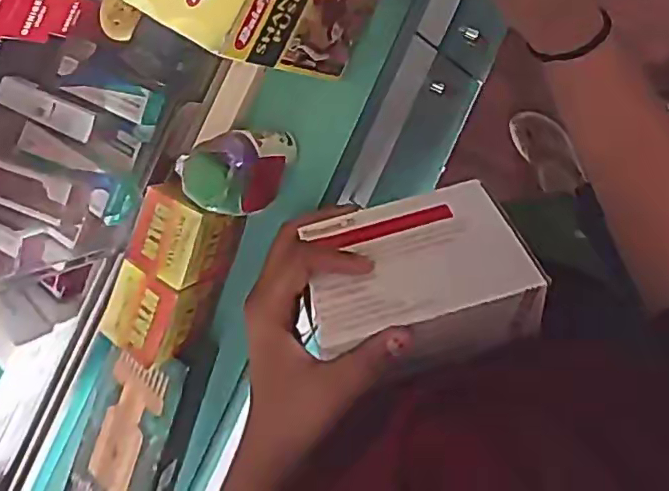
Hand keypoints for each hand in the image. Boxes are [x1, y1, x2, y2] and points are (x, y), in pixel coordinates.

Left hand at [230, 212, 411, 488]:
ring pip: (289, 247)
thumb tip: (407, 330)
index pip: (300, 259)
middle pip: (288, 237)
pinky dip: (321, 253)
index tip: (369, 265)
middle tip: (360, 219)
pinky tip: (347, 262)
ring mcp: (267, 300)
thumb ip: (369, 359)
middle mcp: (262, 294)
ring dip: (321, 233)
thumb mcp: (334, 389)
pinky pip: (296, 265)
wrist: (269, 449)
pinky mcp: (278, 309)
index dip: (335, 256)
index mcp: (267, 307)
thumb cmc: (294, 417)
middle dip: (322, 222)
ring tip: (358, 230)